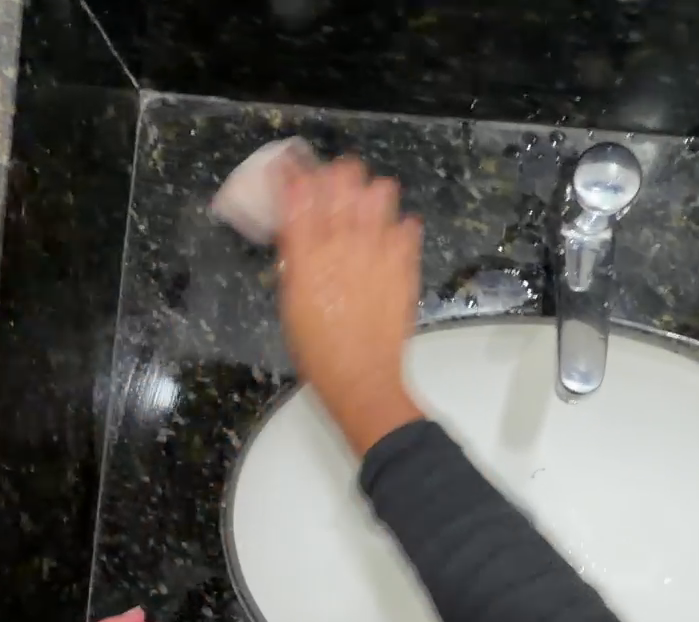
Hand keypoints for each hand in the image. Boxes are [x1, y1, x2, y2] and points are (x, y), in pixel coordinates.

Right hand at [278, 158, 426, 454]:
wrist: (361, 377)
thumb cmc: (318, 350)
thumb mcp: (291, 301)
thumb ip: (296, 257)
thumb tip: (298, 230)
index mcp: (307, 252)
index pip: (298, 188)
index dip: (293, 171)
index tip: (290, 168)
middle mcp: (343, 241)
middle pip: (343, 175)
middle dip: (336, 176)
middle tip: (333, 192)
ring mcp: (379, 249)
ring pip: (381, 190)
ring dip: (370, 195)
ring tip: (365, 214)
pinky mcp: (406, 263)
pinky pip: (408, 225)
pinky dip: (398, 228)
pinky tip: (389, 243)